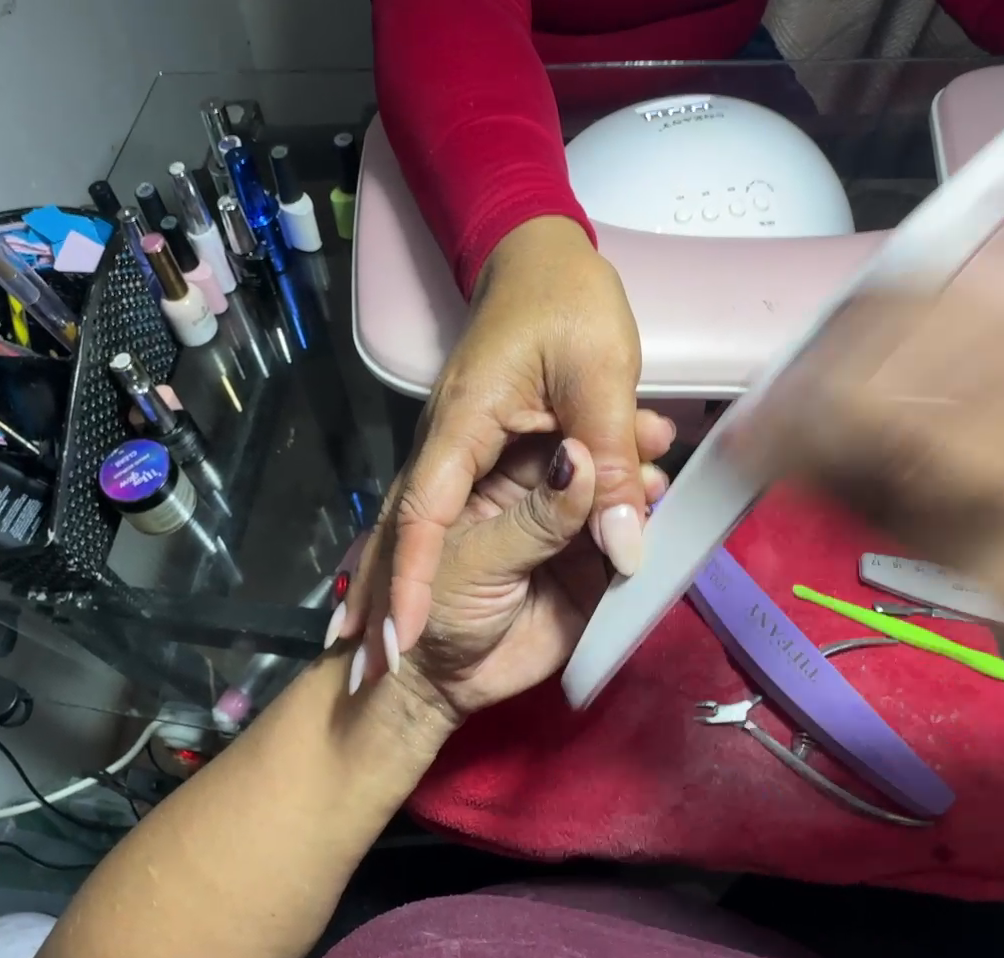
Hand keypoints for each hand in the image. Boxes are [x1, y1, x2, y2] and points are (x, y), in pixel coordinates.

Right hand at [345, 217, 656, 668]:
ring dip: (438, 573)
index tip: (394, 642)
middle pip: (421, 535)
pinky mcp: (483, 456)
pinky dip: (495, 541)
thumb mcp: (598, 380)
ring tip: (419, 626)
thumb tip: (627, 552)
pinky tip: (517, 562)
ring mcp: (461, 453)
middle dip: (397, 597)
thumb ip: (610, 467)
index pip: (421, 516)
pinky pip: (488, 507)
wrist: (537, 254)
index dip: (405, 581)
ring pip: (452, 526)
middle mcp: (446, 448)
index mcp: (460, 427)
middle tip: (377, 658)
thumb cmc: (564, 301)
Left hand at [353, 428, 674, 719]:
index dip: (583, 425)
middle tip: (658, 438)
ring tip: (659, 482)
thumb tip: (581, 457)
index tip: (626, 412)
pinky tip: (664, 522)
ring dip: (637, 491)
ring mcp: (566, 536)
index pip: (545, 441)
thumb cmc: (441, 610)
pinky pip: (624, 551)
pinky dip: (645, 538)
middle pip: (587, 465)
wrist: (446, 682)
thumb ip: (535, 518)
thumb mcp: (481, 557)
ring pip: (610, 504)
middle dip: (621, 452)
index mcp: (493, 480)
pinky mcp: (591, 575)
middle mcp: (534, 498)